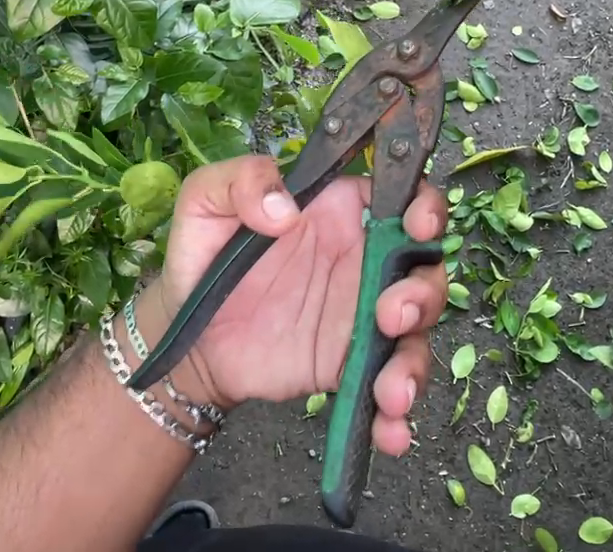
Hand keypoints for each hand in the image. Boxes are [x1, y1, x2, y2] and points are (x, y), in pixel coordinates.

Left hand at [138, 155, 447, 455]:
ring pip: (416, 330)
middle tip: (393, 315)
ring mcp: (362, 314)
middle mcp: (362, 258)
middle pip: (422, 267)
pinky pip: (386, 384)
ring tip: (390, 391)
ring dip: (414, 360)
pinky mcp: (349, 364)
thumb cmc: (203, 254)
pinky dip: (395, 414)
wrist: (189, 337)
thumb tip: (286, 209)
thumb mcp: (206, 199)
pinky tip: (388, 431)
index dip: (424, 206)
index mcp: (338, 209)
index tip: (418, 225)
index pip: (401, 195)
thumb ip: (244, 182)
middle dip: (424, 292)